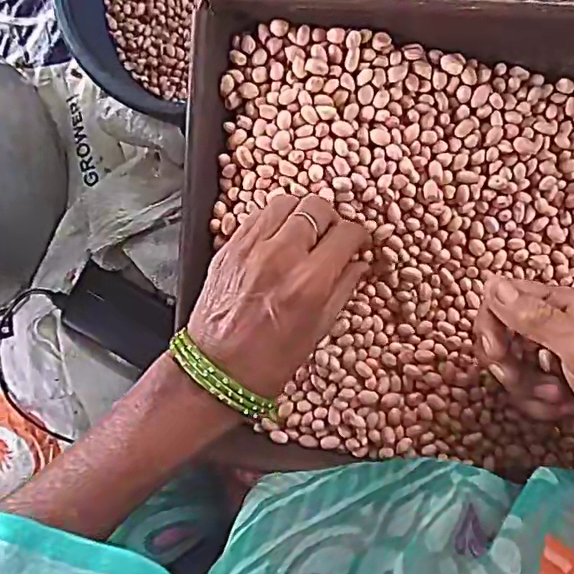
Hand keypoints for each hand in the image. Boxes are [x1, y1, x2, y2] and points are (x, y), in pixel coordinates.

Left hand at [187, 193, 369, 402]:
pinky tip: (277, 239)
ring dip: (300, 214)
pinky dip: (273, 220)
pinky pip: (257, 215)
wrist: (216, 371)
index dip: (358, 235)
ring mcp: (250, 249)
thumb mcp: (317, 331)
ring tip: (303, 234)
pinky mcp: (229, 248)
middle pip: (317, 207)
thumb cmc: (266, 362)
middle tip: (331, 237)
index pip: (346, 233)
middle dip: (331, 219)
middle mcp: (280, 257)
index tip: (357, 241)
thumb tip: (358, 266)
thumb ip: (342, 290)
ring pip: (286, 202)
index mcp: (309, 283)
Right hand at [473, 276, 573, 450]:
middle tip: (518, 377)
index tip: (496, 349)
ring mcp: (547, 360)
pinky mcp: (546, 388)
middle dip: (506, 362)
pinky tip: (563, 409)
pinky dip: (537, 405)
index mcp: (561, 305)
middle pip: (498, 335)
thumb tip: (493, 285)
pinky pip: (519, 393)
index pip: (503, 299)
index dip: (492, 323)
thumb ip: (534, 318)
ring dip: (528, 387)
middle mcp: (550, 328)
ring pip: (507, 368)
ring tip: (559, 396)